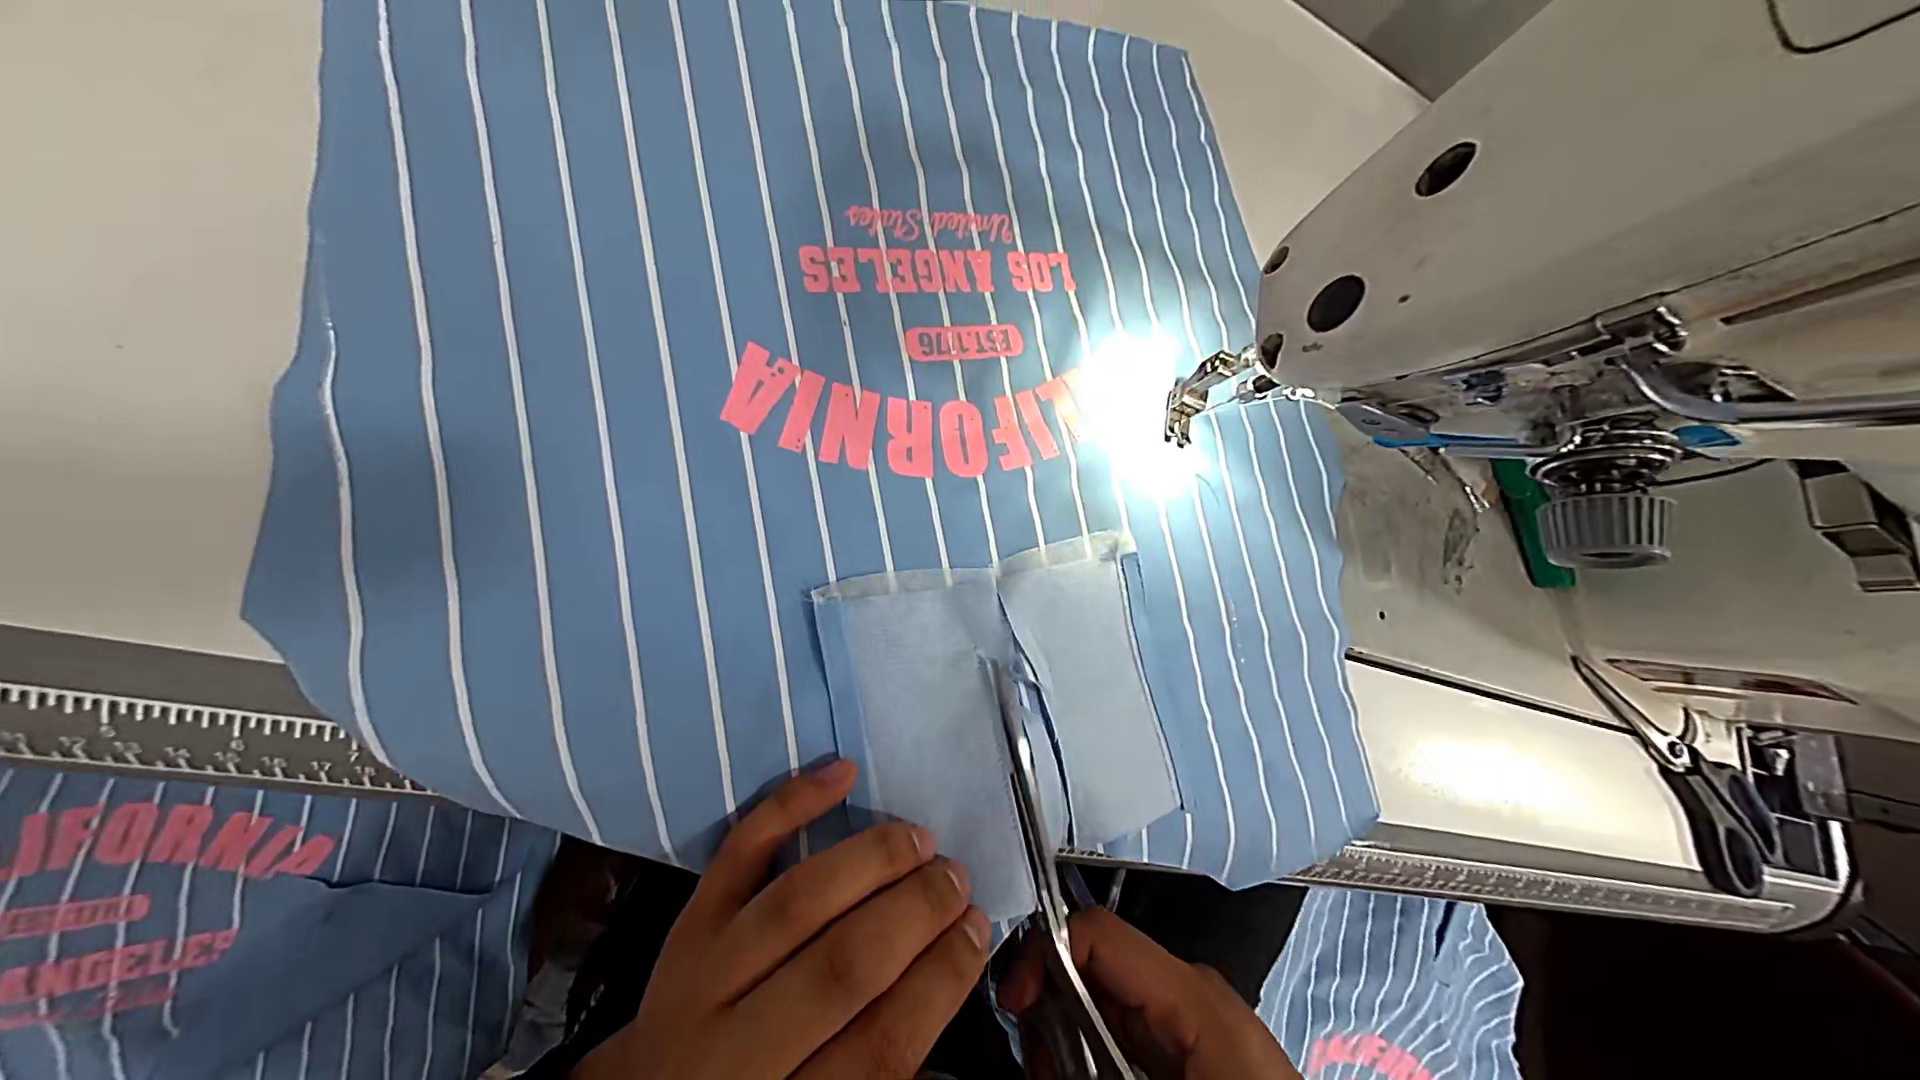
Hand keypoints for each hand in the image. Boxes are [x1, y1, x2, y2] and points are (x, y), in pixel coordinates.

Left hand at [577, 760, 989, 1078]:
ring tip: (920, 839)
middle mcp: (736, 1050)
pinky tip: (842, 775)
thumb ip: (879, 1050)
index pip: (881, 1042)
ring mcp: (700, 977)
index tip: (977, 928)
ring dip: (868, 861)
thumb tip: (953, 957)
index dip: (940, 978)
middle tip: (956, 876)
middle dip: (914, 910)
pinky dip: (790, 805)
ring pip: (794, 903)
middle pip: (840, 966)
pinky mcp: (685, 924)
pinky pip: (737, 854)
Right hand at [1000, 908, 1302, 1079]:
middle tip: (1039, 1057)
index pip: (1098, 931)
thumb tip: (1036, 1040)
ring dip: (1069, 1031)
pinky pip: (1129, 1026)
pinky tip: (1086, 1072)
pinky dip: (1097, 1046)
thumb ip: (1090, 1052)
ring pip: (1106, 997)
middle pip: (1095, 964)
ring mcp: (1195, 1016)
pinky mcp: (1194, 1043)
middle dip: (1053, 1004)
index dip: (1043, 954)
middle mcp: (1194, 990)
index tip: (1015, 1001)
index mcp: (1194, 993)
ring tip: (1059, 1069)